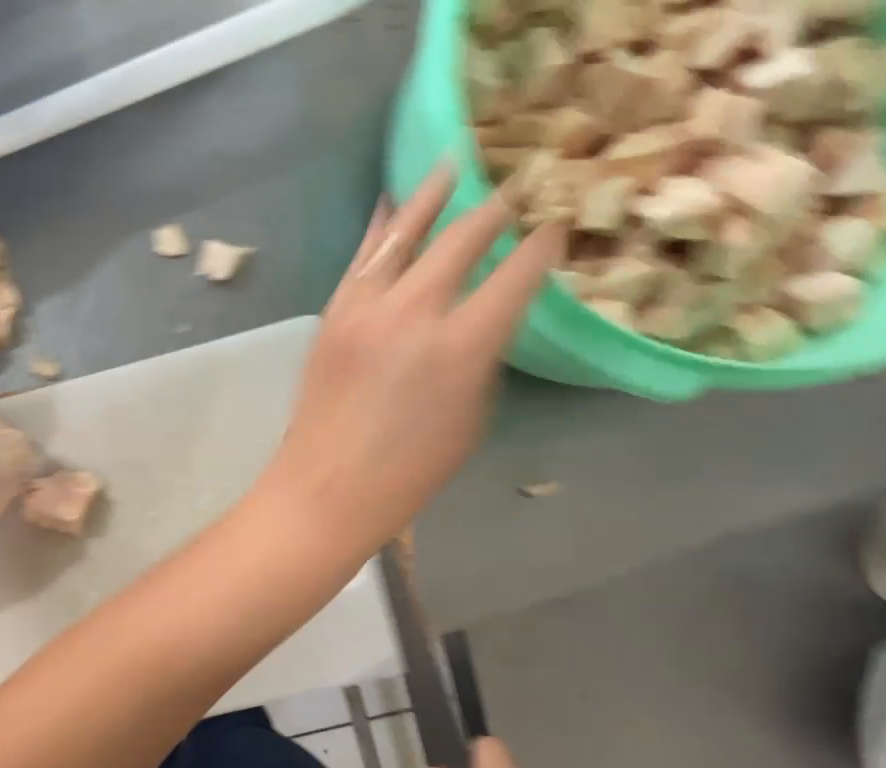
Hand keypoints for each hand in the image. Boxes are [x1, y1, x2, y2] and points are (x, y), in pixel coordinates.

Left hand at [262, 167, 565, 554]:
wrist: (325, 489)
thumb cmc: (409, 471)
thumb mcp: (472, 416)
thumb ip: (483, 355)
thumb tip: (485, 317)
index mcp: (462, 344)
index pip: (519, 270)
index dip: (545, 241)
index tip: (560, 220)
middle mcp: (413, 311)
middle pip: (464, 235)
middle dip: (498, 204)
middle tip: (520, 177)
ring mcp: (365, 308)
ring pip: (404, 233)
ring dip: (433, 194)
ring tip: (455, 160)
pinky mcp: (333, 314)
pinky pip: (362, 258)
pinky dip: (381, 228)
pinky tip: (393, 204)